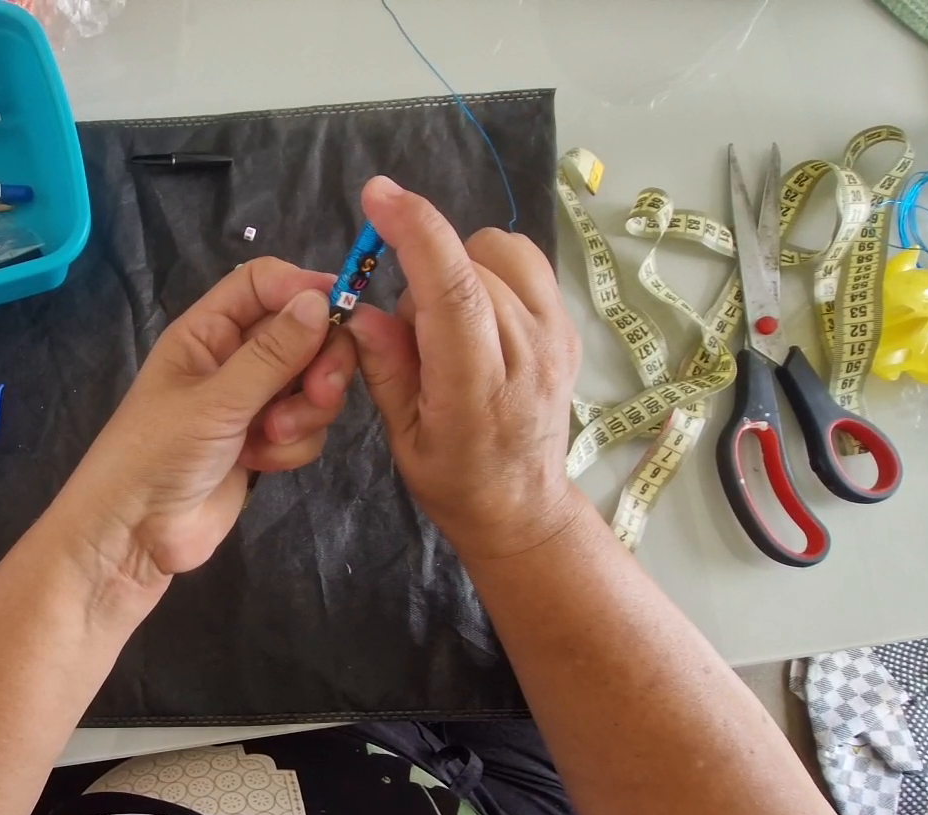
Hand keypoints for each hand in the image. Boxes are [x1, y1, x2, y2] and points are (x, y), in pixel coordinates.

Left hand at [51, 257, 355, 591]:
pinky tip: (261, 464)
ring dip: (304, 412)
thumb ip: (271, 354)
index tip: (343, 312)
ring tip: (271, 438)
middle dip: (319, 363)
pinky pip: (305, 428)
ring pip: (310, 385)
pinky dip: (293, 446)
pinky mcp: (264, 444)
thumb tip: (320, 299)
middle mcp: (232, 360)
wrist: (137, 533)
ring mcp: (250, 404)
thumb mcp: (214, 401)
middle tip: (321, 393)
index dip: (304, 289)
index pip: (264, 284)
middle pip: (302, 334)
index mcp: (207, 332)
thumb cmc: (158, 454)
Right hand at [346, 176, 587, 562]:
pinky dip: (487, 272)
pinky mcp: (567, 326)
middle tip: (408, 333)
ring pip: (500, 255)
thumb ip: (386, 368)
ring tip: (443, 325)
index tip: (378, 197)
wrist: (522, 504)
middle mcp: (529, 352)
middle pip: (471, 264)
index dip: (416, 233)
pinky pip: (524, 264)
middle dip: (422, 275)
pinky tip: (474, 316)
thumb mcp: (403, 436)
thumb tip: (361, 311)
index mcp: (478, 389)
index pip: (454, 291)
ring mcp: (557, 334)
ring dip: (456, 271)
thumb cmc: (452, 480)